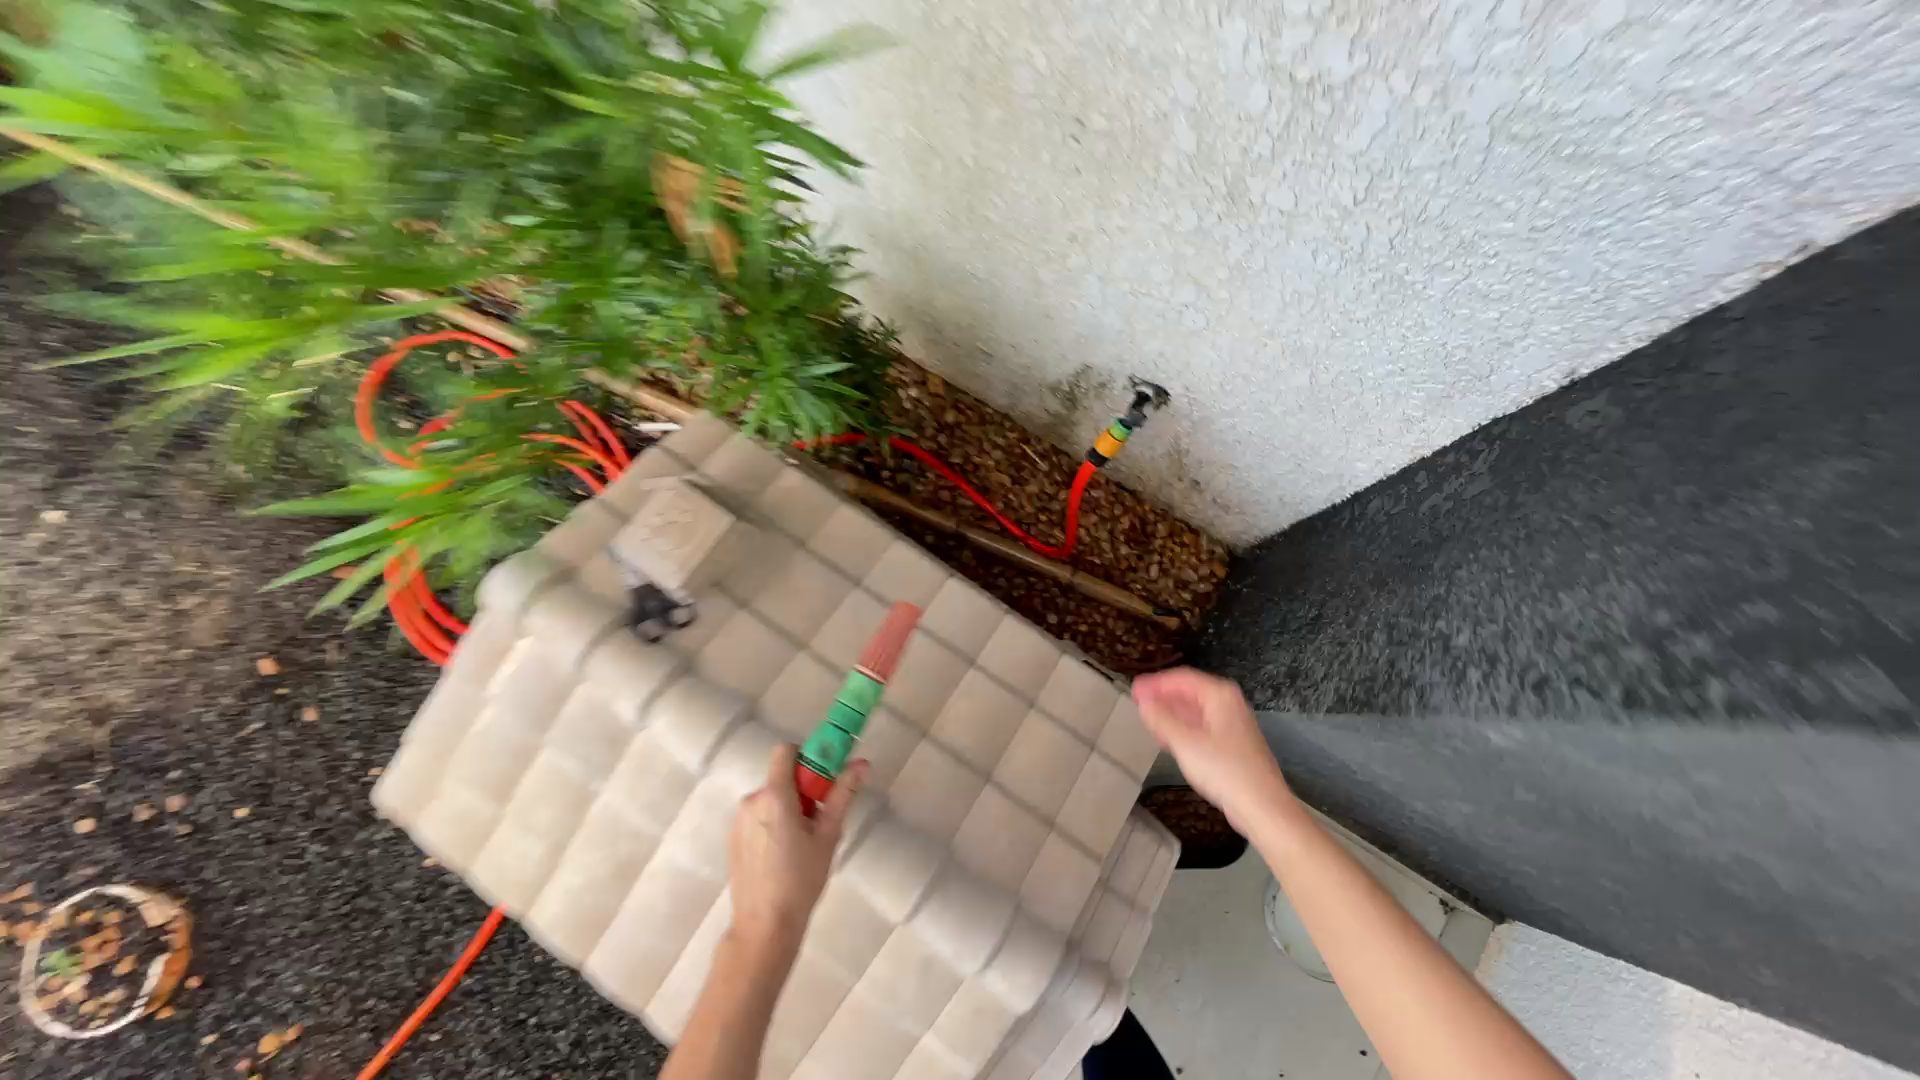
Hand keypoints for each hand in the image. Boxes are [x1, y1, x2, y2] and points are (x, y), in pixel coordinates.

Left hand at [726, 744, 866, 958]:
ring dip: (787, 810)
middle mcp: (752, 801)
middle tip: (819, 823)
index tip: (823, 781)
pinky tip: (782, 857)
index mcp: (775, 796)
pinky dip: (772, 826)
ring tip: (802, 846)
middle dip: (801, 791)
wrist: (764, 926)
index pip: (786, 751)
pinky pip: (758, 818)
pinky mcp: (733, 839)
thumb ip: (842, 795)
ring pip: (770, 800)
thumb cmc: (801, 879)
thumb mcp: (828, 836)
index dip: (807, 758)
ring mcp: (738, 821)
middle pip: (781, 779)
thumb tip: (862, 763)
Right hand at [1131, 668, 1289, 830]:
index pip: (1182, 678)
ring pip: (1196, 710)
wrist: (1262, 806)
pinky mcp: (1234, 744)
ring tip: (1148, 718)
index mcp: (1220, 695)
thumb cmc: (1223, 770)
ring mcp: (1233, 724)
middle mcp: (1229, 704)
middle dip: (1163, 696)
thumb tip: (1143, 702)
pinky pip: (1203, 726)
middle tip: (1138, 702)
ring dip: (1172, 712)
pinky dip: (1184, 727)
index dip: (1155, 682)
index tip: (1134, 689)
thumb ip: (1160, 719)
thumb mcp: (1185, 743)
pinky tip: (1170, 738)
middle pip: (1190, 692)